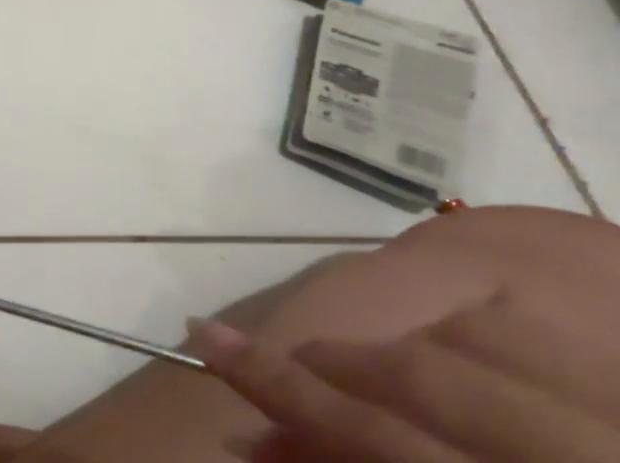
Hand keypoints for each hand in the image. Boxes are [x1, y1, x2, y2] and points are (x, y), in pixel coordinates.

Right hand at [187, 293, 619, 461]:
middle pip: (420, 375)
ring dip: (410, 348)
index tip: (206, 340)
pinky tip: (473, 366)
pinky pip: (547, 335)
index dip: (282, 387)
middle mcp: (580, 451)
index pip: (374, 434)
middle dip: (334, 362)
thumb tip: (261, 440)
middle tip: (280, 361)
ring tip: (384, 375)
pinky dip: (488, 339)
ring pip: (482, 337)